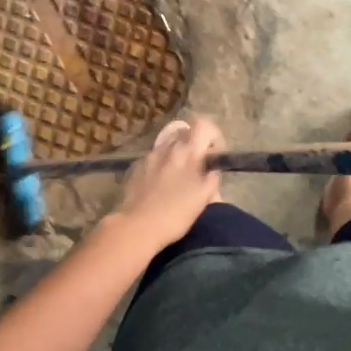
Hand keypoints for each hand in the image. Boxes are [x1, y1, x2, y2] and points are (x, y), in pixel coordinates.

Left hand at [110, 118, 222, 245]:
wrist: (137, 226)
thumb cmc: (175, 214)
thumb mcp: (203, 199)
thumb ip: (211, 178)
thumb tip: (212, 169)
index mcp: (188, 152)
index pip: (203, 125)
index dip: (213, 136)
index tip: (214, 155)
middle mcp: (168, 147)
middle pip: (185, 132)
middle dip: (195, 145)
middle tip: (198, 167)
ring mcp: (150, 155)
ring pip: (168, 145)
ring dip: (177, 154)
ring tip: (178, 178)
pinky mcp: (136, 165)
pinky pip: (154, 158)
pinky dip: (161, 164)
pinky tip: (160, 185)